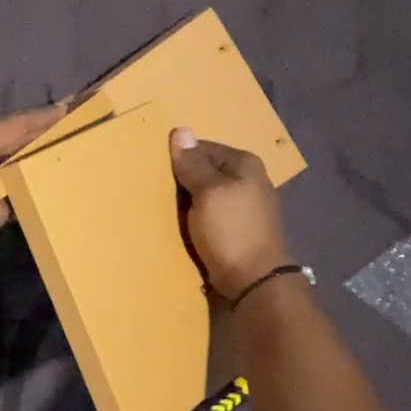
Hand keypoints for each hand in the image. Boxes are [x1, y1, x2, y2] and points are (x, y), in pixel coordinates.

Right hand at [170, 127, 295, 298]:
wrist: (254, 279)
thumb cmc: (231, 230)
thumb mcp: (208, 192)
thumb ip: (193, 164)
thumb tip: (181, 131)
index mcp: (244, 163)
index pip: (201, 147)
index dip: (178, 158)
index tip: (156, 172)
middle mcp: (248, 179)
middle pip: (204, 170)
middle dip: (182, 180)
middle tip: (156, 191)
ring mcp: (245, 205)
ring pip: (205, 193)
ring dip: (186, 200)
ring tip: (165, 209)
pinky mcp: (238, 227)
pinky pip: (210, 213)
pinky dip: (195, 216)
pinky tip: (183, 225)